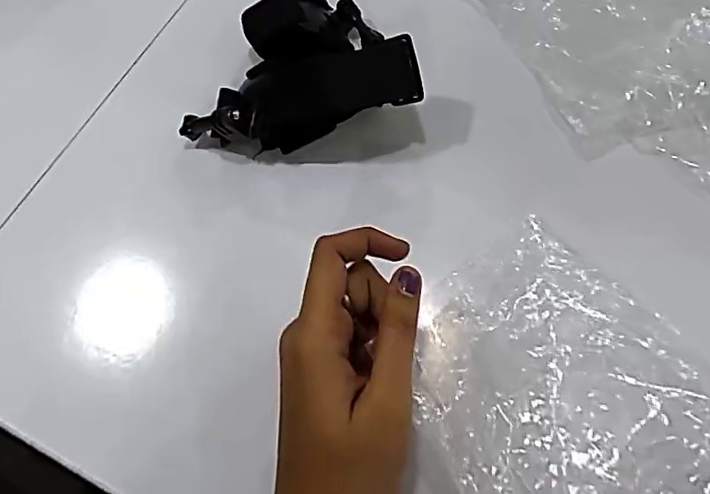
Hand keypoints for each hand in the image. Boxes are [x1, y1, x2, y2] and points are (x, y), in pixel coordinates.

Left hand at [276, 228, 421, 493]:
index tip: (406, 255)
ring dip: (378, 330)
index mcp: (311, 334)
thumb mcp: (386, 401)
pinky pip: (348, 335)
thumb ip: (397, 331)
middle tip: (393, 358)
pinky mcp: (315, 370)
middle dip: (380, 302)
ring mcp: (307, 352)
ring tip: (385, 383)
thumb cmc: (351, 473)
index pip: (329, 255)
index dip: (367, 240)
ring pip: (352, 308)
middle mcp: (303, 333)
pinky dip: (371, 348)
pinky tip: (377, 388)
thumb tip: (407, 272)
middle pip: (347, 281)